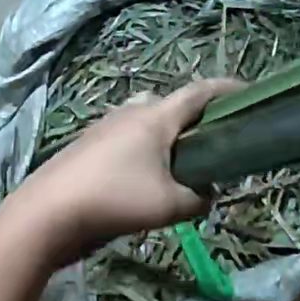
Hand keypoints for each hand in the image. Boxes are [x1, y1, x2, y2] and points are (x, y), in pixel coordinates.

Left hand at [0, 78, 244, 263]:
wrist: (50, 210)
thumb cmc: (116, 199)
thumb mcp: (171, 205)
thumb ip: (199, 198)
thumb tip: (206, 193)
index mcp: (156, 116)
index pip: (199, 92)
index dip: (227, 90)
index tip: (249, 93)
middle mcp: (131, 112)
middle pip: (171, 104)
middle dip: (195, 117)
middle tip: (213, 141)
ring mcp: (105, 126)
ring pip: (146, 122)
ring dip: (167, 136)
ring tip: (180, 165)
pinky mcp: (88, 145)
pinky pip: (126, 138)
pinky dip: (144, 149)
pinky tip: (144, 178)